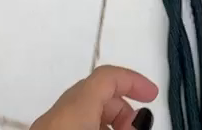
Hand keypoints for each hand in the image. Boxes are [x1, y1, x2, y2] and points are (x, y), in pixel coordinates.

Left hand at [30, 65, 158, 129]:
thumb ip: (128, 124)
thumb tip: (140, 120)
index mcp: (76, 103)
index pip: (107, 76)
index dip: (133, 80)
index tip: (153, 94)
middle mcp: (59, 110)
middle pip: (96, 93)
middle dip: (123, 108)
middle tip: (138, 128)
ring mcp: (48, 125)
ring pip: (84, 111)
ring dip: (108, 122)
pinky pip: (73, 124)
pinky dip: (92, 128)